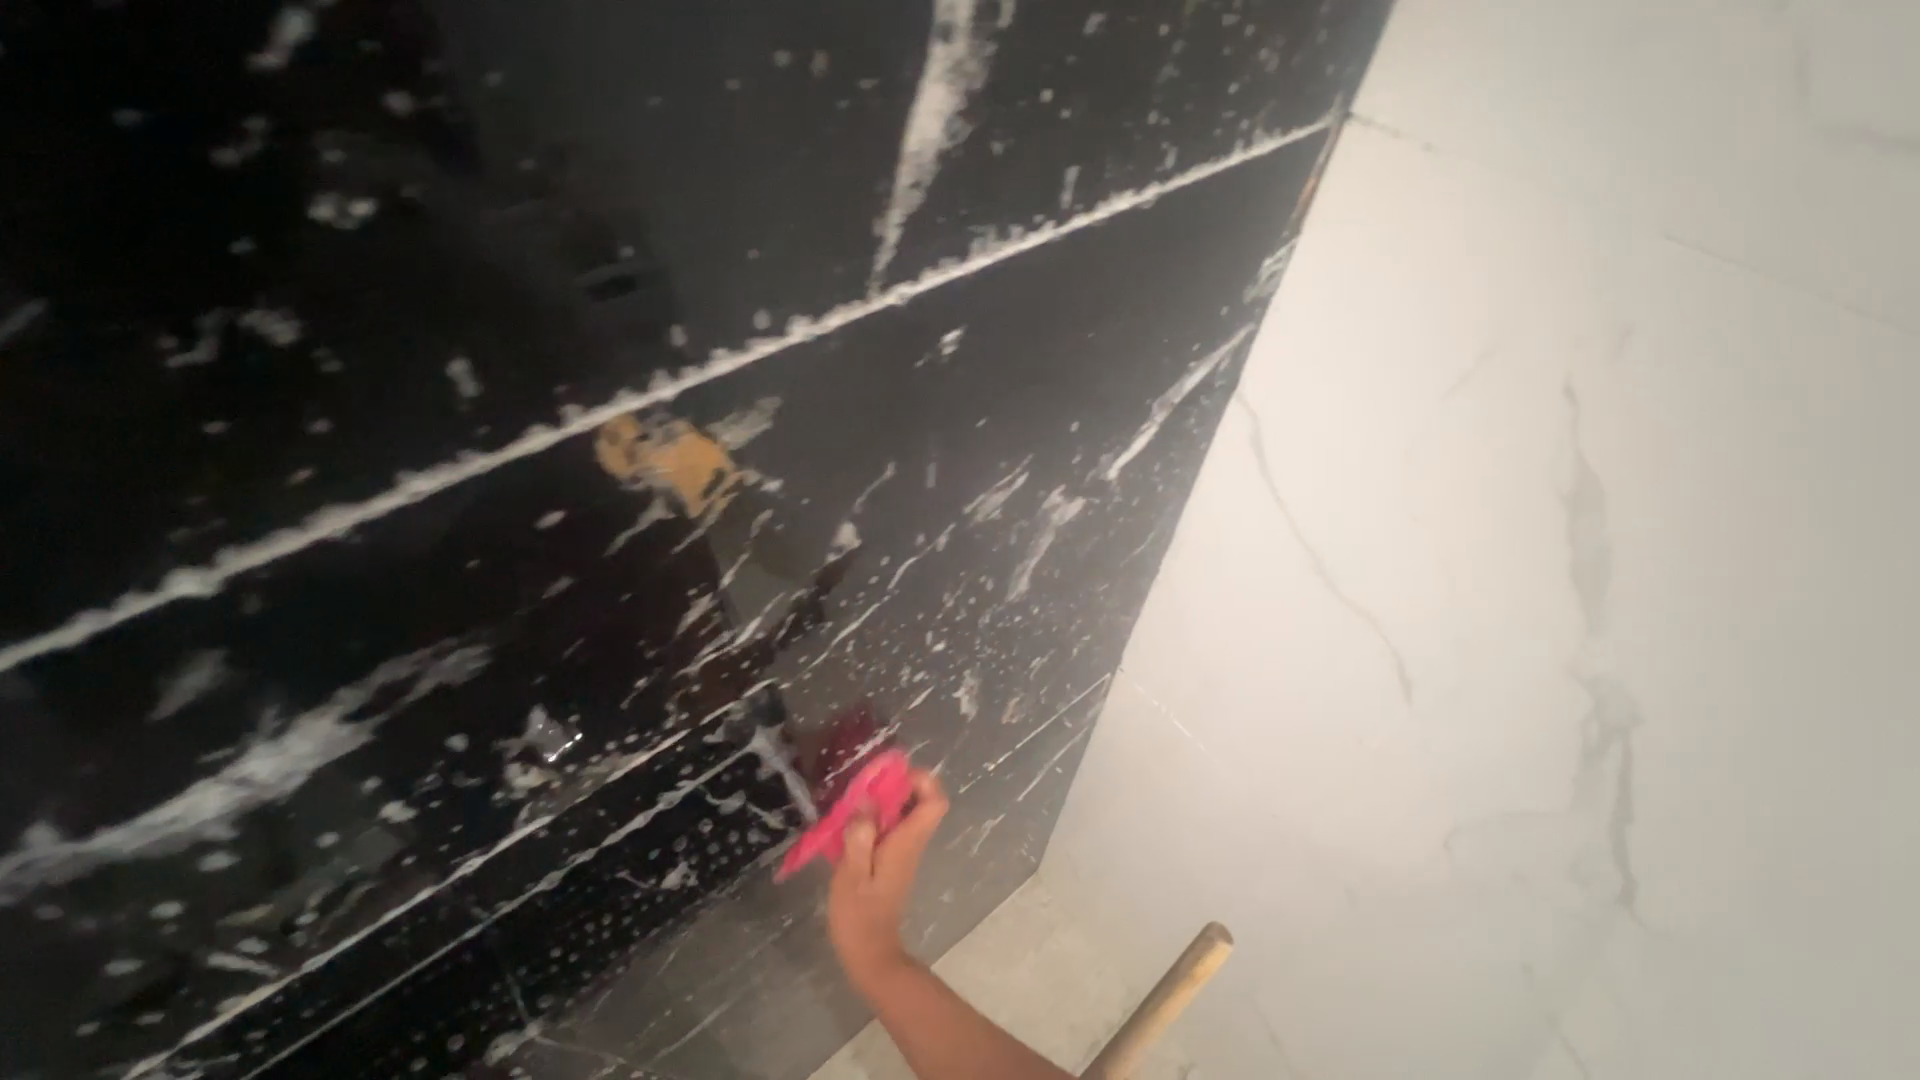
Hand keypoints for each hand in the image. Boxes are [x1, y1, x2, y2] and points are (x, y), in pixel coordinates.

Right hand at [827, 768, 948, 990]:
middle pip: (922, 801)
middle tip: (864, 783)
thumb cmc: (858, 915)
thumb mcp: (851, 874)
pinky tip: (849, 824)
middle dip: (897, 784)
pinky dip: (876, 818)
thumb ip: (860, 835)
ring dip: (884, 800)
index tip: (892, 774)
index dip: (922, 780)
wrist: (869, 953)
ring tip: (853, 800)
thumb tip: (868, 801)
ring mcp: (904, 852)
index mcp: (907, 842)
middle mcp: (912, 843)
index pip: (935, 802)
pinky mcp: (893, 860)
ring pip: (906, 812)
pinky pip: (893, 827)